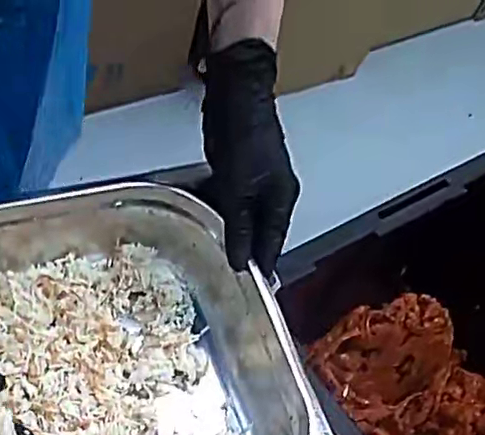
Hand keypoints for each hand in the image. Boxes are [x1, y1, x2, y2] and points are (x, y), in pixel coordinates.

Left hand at [201, 39, 298, 275]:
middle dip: (241, 253)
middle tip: (223, 275)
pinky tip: (203, 220)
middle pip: (256, 236)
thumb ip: (239, 229)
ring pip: (240, 221)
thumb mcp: (240, 192)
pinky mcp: (237, 176)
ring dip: (226, 233)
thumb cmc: (246, 135)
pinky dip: (216, 212)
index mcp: (281, 203)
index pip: (271, 247)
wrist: (236, 94)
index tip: (249, 291)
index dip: (260, 269)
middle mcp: (271, 198)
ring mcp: (254, 187)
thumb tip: (239, 262)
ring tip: (209, 252)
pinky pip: (227, 204)